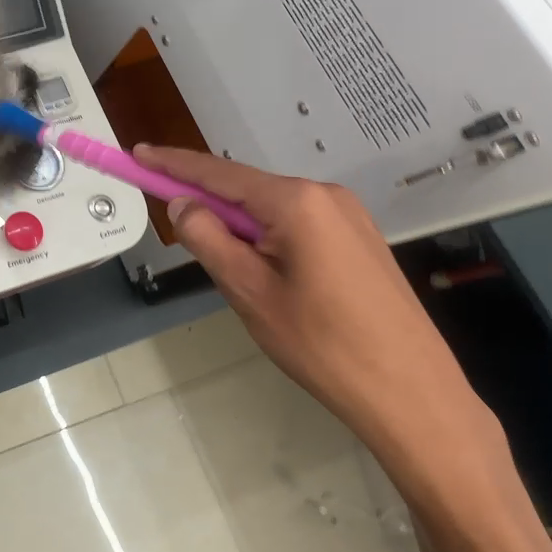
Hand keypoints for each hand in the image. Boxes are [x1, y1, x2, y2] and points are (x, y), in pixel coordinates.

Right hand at [135, 147, 551, 551]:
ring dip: (241, 229)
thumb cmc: (324, 346)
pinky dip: (269, 238)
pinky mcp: (362, 240)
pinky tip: (270, 277)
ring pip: (272, 210)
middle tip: (179, 234)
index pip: (217, 173)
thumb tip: (183, 205)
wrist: (415, 398)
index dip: (172, 164)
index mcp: (295, 202)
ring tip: (238, 279)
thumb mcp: (249, 293)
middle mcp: (325, 195)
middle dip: (208, 205)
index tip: (136, 153)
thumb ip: (208, 239)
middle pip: (246, 189)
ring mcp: (350, 216)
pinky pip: (298, 224)